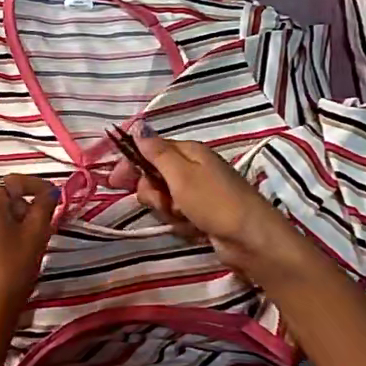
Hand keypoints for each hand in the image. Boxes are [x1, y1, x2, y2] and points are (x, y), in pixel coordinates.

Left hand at [0, 175, 58, 365]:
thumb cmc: (11, 269)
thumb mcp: (36, 235)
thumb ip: (45, 207)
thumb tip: (49, 192)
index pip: (16, 182)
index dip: (38, 187)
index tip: (57, 197)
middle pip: (2, 197)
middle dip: (23, 207)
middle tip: (42, 227)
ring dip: (11, 220)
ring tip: (27, 242)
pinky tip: (8, 251)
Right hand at [105, 126, 298, 278]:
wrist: (251, 240)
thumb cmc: (215, 202)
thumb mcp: (181, 175)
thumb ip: (156, 152)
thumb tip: (138, 125)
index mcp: (189, 151)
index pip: (150, 149)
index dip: (131, 163)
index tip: (115, 181)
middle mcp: (193, 168)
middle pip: (154, 175)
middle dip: (152, 191)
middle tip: (162, 202)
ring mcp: (198, 192)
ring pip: (163, 197)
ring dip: (166, 209)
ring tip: (182, 216)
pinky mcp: (201, 214)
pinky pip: (176, 214)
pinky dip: (179, 221)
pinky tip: (192, 228)